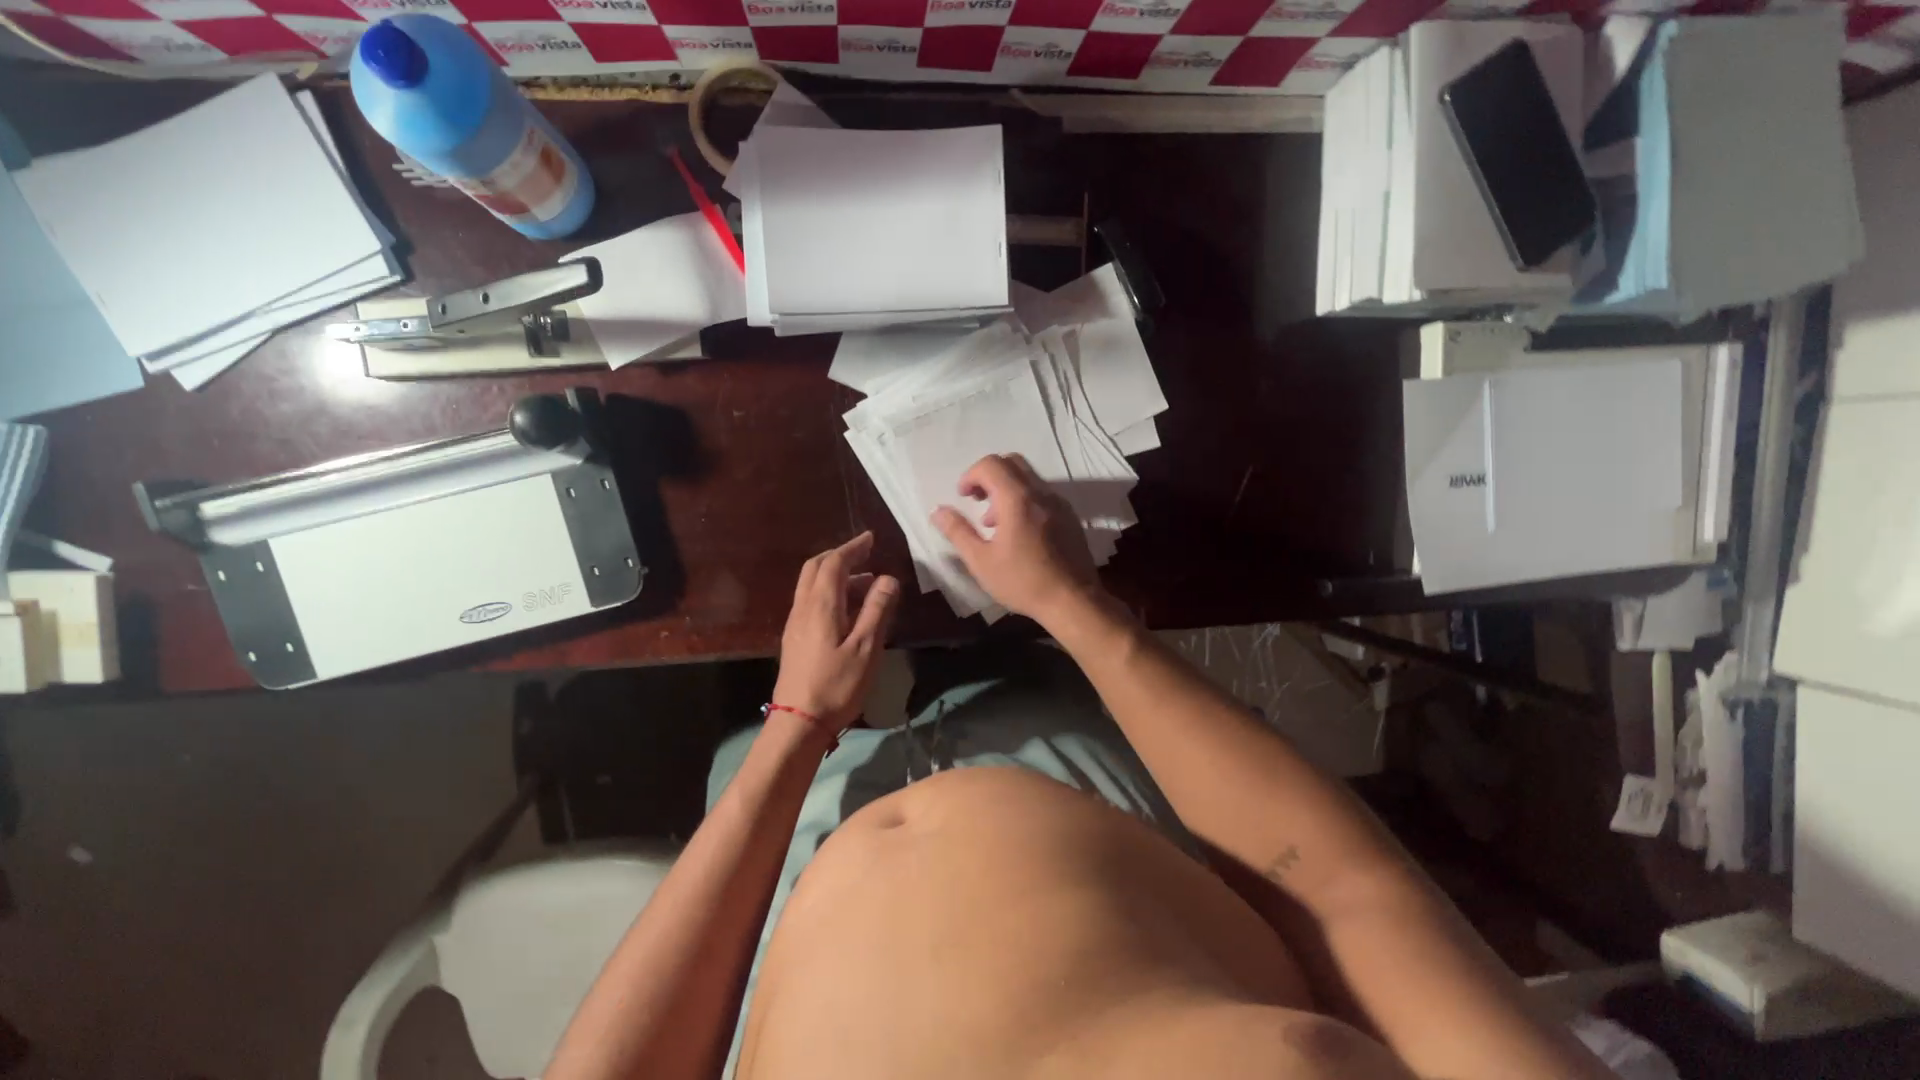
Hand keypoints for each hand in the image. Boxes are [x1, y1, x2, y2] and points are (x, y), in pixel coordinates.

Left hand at [771, 531, 901, 732]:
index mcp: (821, 605)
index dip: (852, 548)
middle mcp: (803, 608)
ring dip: (835, 576)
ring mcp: (795, 624)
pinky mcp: (794, 639)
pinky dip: (829, 592)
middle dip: (840, 556)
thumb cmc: (837, 685)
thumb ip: (877, 610)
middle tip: (865, 555)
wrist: (799, 721)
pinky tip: (847, 610)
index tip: (870, 539)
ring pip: (811, 585)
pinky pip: (810, 602)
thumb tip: (888, 579)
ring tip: (865, 584)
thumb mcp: (866, 648)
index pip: (834, 564)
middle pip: (816, 569)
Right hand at [930, 454, 1103, 625]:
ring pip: (1029, 478)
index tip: (962, 497)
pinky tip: (1020, 533)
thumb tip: (938, 510)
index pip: (990, 464)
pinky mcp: (1070, 517)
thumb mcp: (981, 561)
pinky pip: (1043, 495)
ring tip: (995, 524)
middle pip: (1012, 462)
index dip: (970, 475)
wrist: (1073, 601)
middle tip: (977, 501)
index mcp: (1017, 499)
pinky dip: (1025, 500)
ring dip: (1007, 489)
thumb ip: (958, 531)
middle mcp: (1041, 493)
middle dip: (989, 476)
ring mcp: (1059, 504)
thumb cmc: (1022, 582)